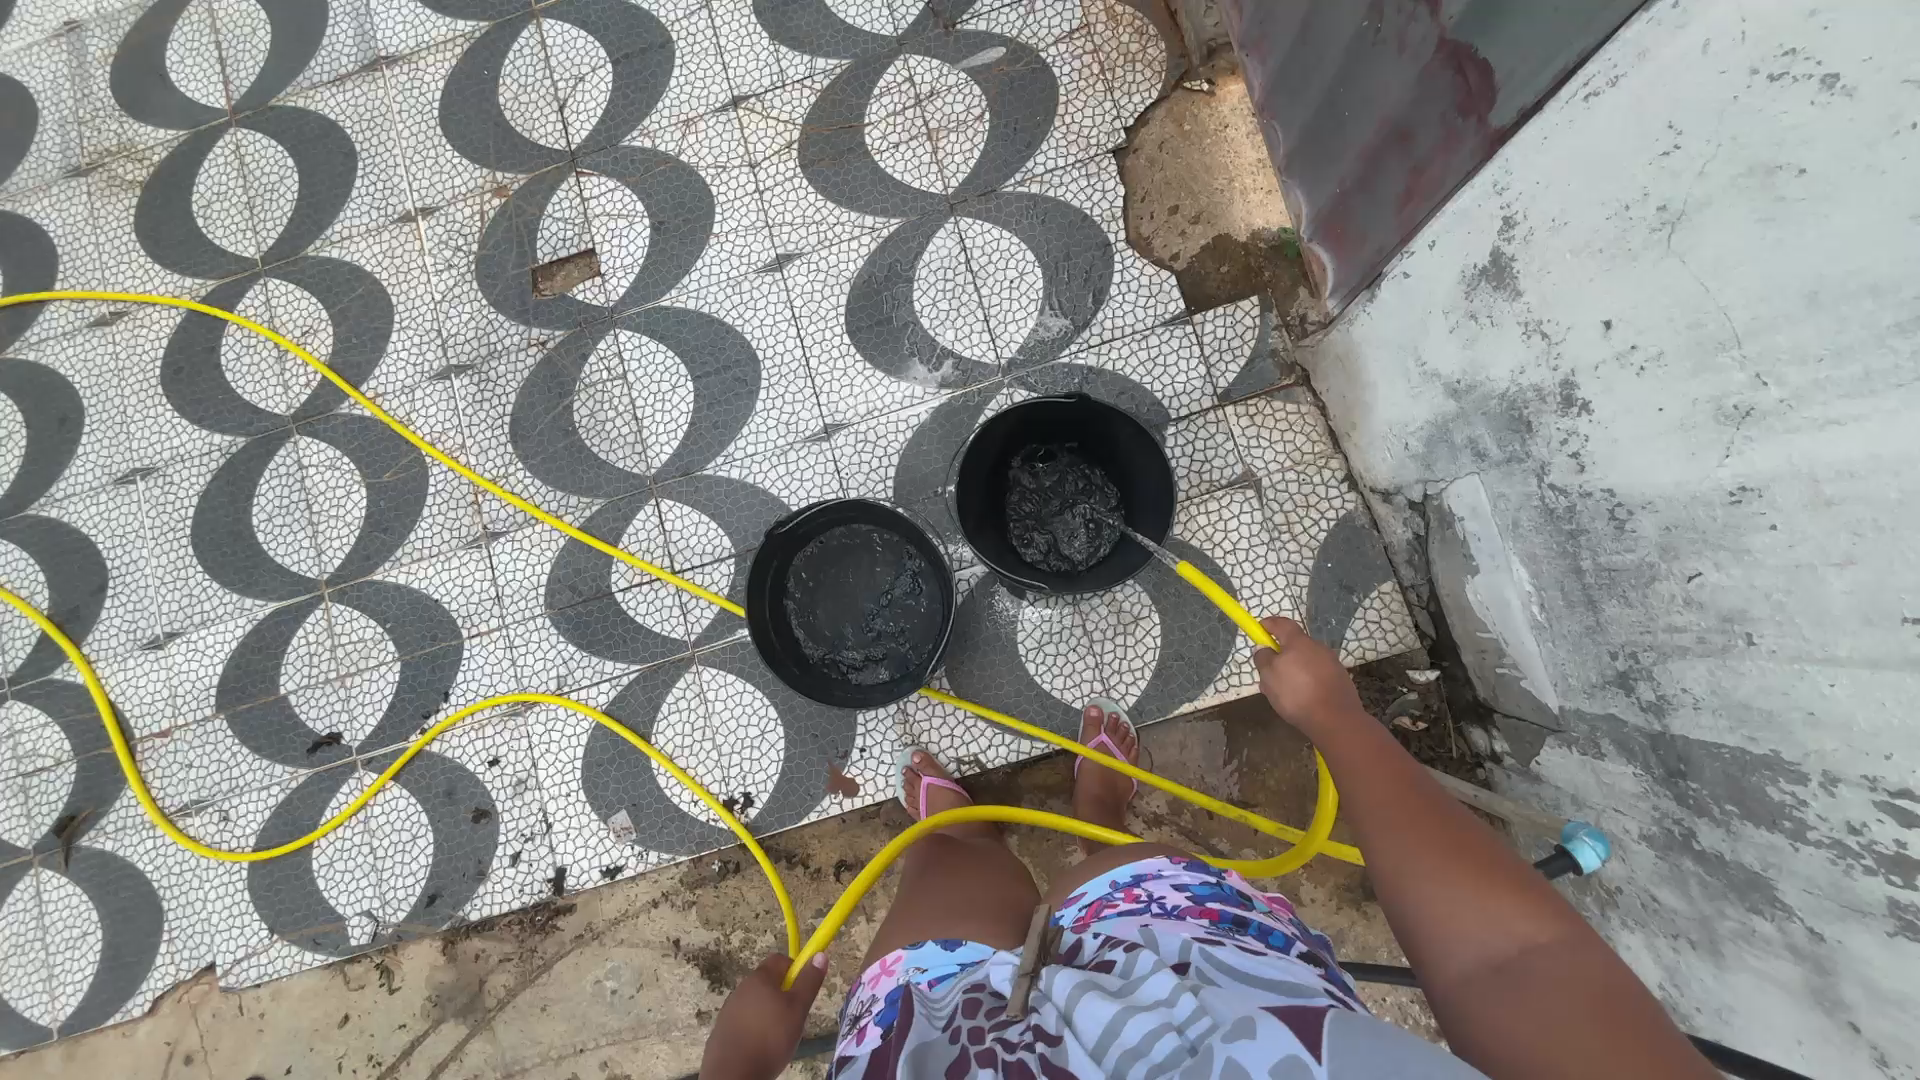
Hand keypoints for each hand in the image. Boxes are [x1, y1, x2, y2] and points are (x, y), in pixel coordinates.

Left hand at [699, 953, 829, 1079]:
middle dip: (783, 996)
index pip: (780, 960)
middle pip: (768, 983)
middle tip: (793, 1017)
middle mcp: (742, 988)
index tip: (803, 991)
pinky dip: (753, 1029)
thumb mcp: (798, 1009)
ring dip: (768, 1013)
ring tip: (777, 1037)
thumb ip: (809, 981)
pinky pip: (743, 1022)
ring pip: (756, 1003)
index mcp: (760, 978)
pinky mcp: (721, 1031)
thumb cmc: (770, 1038)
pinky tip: (759, 1048)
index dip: (795, 970)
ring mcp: (729, 1010)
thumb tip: (819, 955)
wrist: (733, 1075)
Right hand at [1252, 616, 1366, 734]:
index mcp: (1299, 642)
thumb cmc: (1296, 693)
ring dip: (1293, 670)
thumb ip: (1263, 658)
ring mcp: (1332, 663)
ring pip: (1305, 661)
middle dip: (1280, 654)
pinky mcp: (1340, 679)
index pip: (1282, 623)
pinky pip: (1317, 674)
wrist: (1335, 719)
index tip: (1258, 629)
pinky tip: (1301, 698)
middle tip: (1268, 671)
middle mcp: (1318, 648)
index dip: (1268, 624)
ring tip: (1284, 691)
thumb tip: (1264, 649)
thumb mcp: (1268, 675)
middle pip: (1294, 645)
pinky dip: (1306, 681)